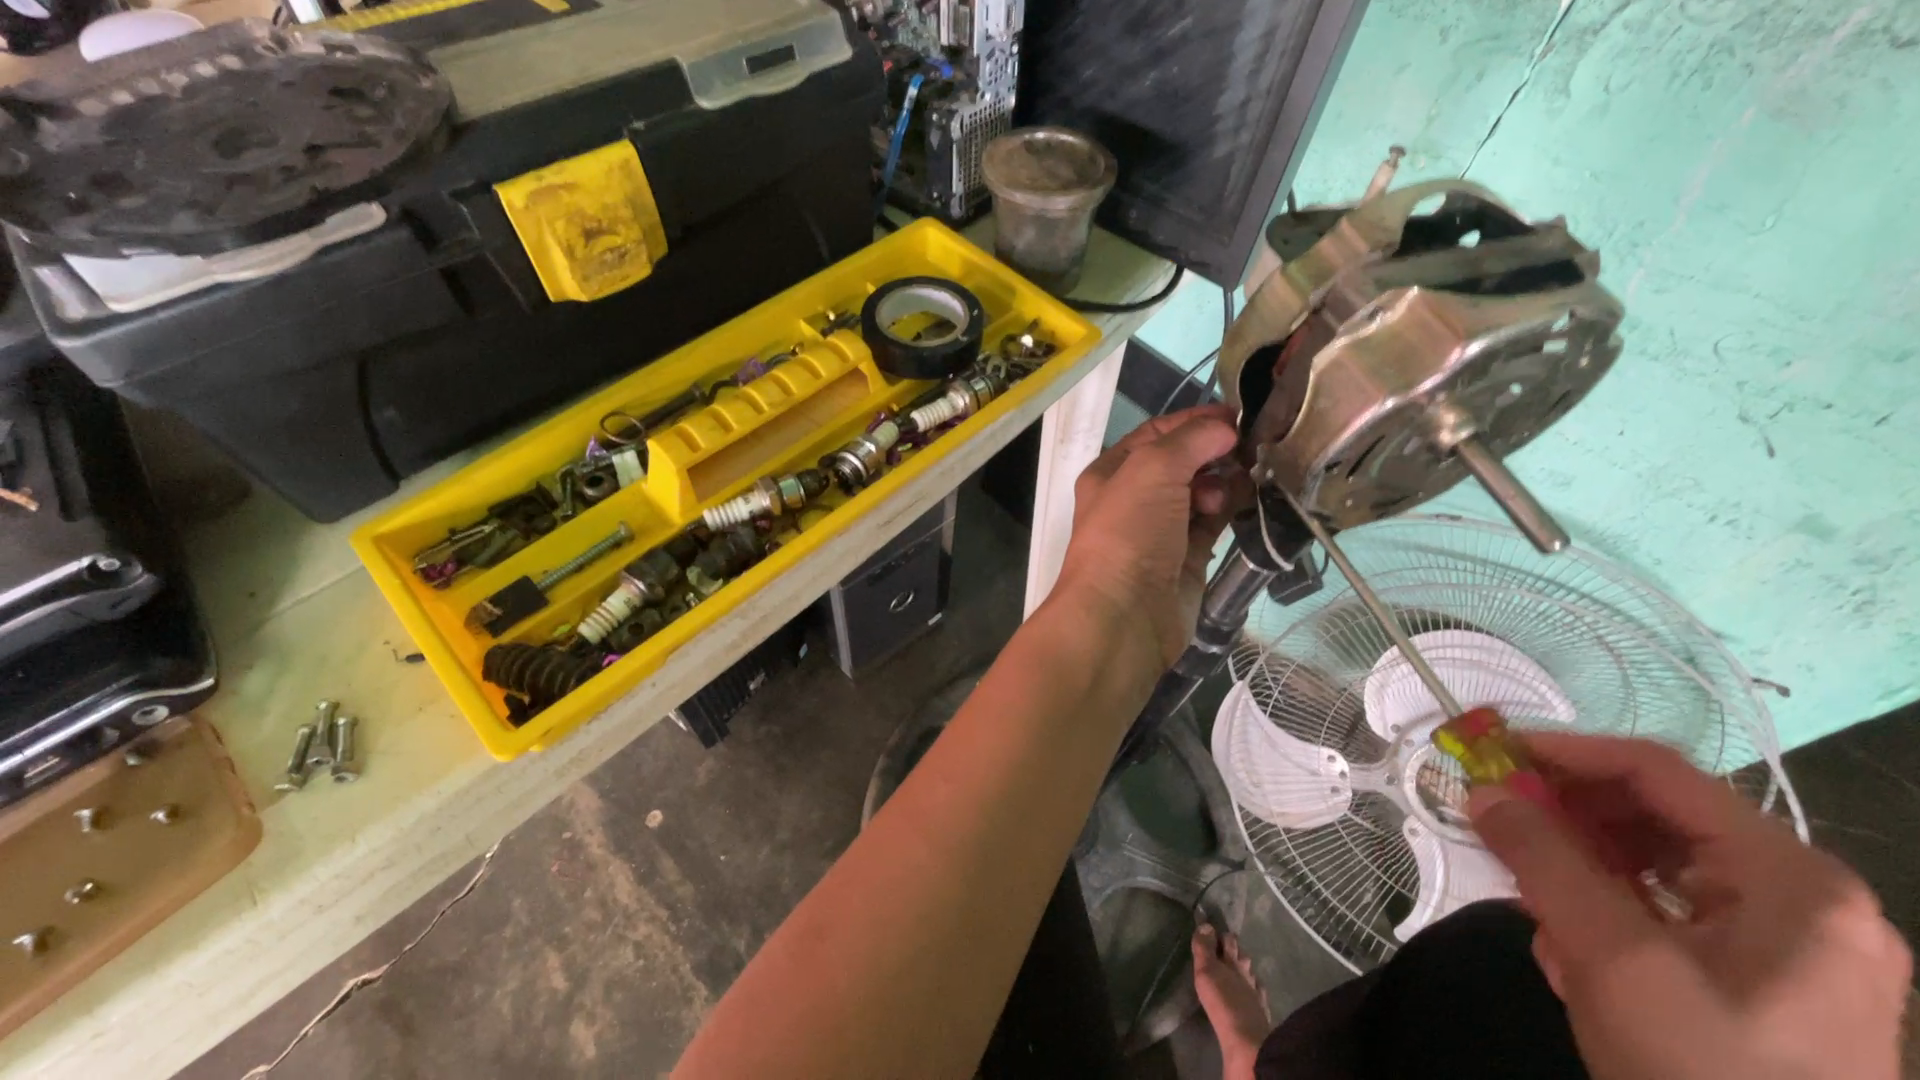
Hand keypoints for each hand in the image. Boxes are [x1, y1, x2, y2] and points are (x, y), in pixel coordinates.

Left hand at [1051, 406, 1242, 666]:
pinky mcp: (1187, 559)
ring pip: (1202, 492)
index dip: (1196, 421)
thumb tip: (1227, 430)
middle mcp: (1135, 498)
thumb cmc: (1128, 532)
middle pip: (1183, 462)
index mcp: (1112, 471)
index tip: (1239, 416)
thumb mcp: (1152, 469)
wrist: (1123, 615)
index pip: (1158, 433)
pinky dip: (1232, 508)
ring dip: (1226, 481)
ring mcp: (1161, 530)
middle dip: (1215, 452)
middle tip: (1250, 450)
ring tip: (1247, 478)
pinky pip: (1214, 522)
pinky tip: (1251, 497)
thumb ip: (1191, 440)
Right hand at [1468, 734, 1911, 1079]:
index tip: (1491, 754)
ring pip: (1662, 870)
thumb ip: (1544, 862)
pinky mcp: (1775, 987)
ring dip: (1585, 875)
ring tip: (1534, 906)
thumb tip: (1485, 792)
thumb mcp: (1613, 960)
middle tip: (1498, 827)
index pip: (1660, 774)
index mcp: (1793, 878)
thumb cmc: (1705, 1073)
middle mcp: (1807, 898)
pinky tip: (1575, 954)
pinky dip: (1614, 918)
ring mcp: (1797, 947)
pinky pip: (1677, 919)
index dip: (1567, 752)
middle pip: (1662, 820)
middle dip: (1571, 823)